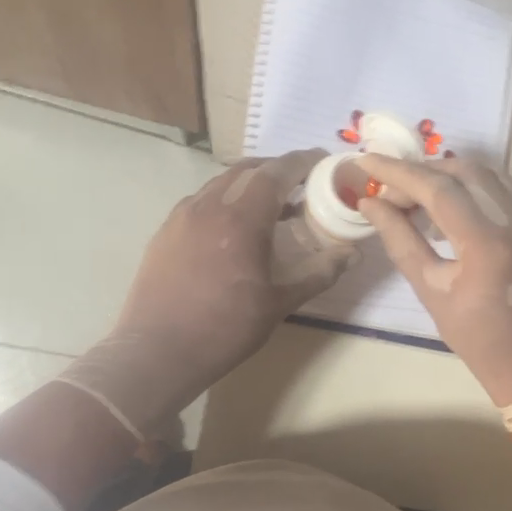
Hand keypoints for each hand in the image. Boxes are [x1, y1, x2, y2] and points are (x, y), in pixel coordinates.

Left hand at [59, 150, 351, 436]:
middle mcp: (208, 207)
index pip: (275, 173)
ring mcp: (181, 218)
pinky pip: (201, 202)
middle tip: (300, 182)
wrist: (159, 351)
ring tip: (271, 205)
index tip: (322, 159)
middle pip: (246, 170)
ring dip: (249, 184)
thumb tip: (351, 254)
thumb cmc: (226, 328)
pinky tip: (235, 228)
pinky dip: (225, 201)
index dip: (301, 162)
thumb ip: (319, 273)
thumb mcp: (281, 303)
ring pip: (220, 184)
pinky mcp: (165, 232)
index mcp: (241, 220)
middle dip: (275, 169)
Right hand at [357, 156, 511, 427]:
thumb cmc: (476, 337)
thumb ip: (400, 240)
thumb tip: (371, 202)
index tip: (366, 161)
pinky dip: (484, 186)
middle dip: (423, 172)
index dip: (398, 172)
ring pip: (490, 174)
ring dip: (452, 175)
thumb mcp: (430, 291)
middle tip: (392, 190)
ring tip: (422, 195)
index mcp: (486, 242)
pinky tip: (464, 203)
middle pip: (463, 171)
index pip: (437, 187)